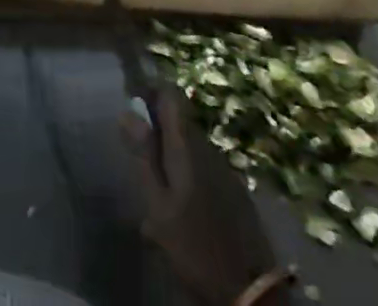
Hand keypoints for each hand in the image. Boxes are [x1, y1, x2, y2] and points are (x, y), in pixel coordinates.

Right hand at [123, 87, 284, 305]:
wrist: (249, 291)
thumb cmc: (194, 245)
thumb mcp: (158, 204)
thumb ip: (144, 156)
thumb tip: (128, 112)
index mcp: (187, 148)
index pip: (172, 96)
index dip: (150, 92)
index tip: (131, 103)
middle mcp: (209, 150)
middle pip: (180, 120)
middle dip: (156, 126)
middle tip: (134, 150)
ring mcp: (225, 170)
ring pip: (191, 145)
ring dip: (170, 152)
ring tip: (153, 182)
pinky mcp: (235, 190)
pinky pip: (204, 165)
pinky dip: (186, 171)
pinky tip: (178, 201)